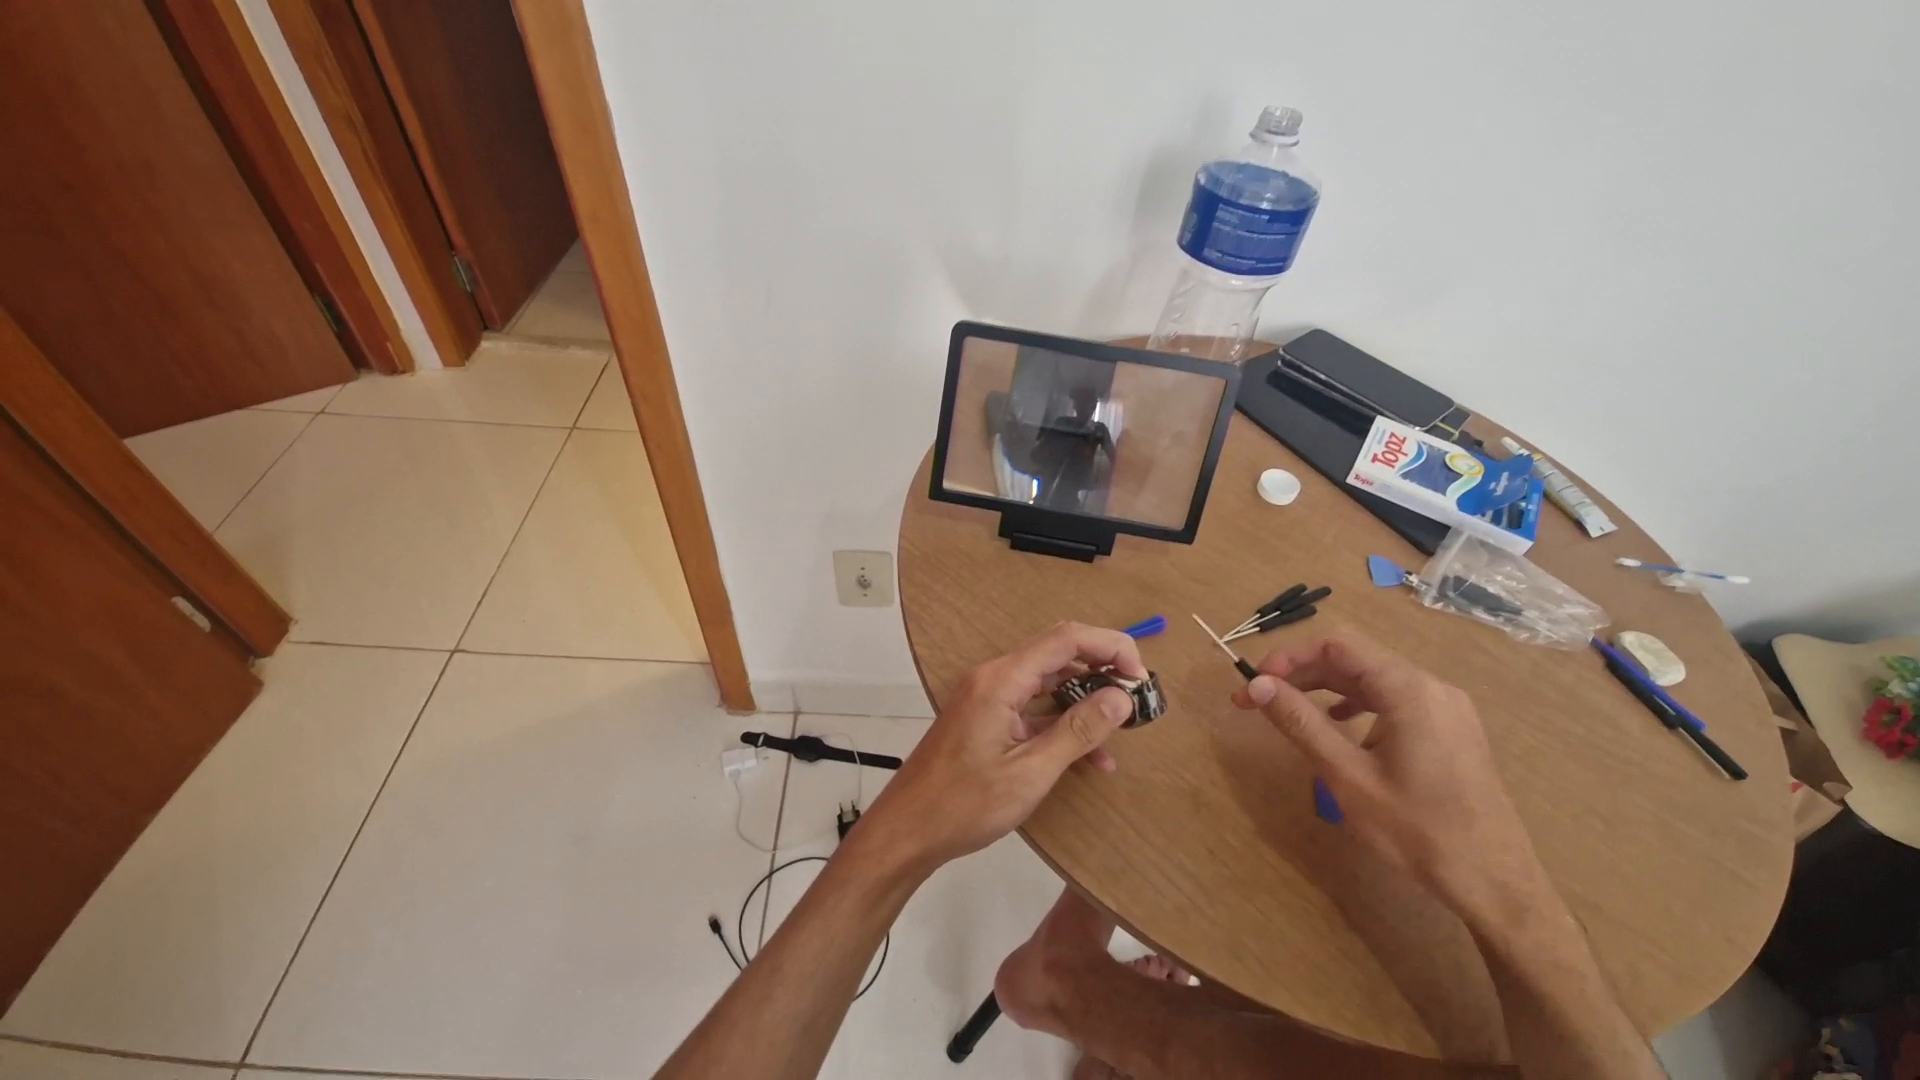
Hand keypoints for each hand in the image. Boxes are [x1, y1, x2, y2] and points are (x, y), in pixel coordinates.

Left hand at [858, 623, 1145, 874]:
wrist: (907, 831)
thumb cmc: (964, 804)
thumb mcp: (1030, 772)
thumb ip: (1077, 731)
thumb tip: (1122, 696)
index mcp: (1001, 680)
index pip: (1066, 638)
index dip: (1110, 647)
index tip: (1140, 677)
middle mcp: (993, 678)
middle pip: (1058, 654)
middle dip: (1102, 669)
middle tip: (1137, 699)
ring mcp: (988, 699)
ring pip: (1048, 682)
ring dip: (1085, 700)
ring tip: (1120, 727)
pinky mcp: (986, 720)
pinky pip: (1032, 709)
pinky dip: (1062, 724)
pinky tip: (1090, 756)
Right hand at [1232, 632, 1544, 916]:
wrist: (1494, 880)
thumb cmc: (1415, 829)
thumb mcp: (1346, 775)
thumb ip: (1300, 723)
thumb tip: (1257, 686)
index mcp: (1408, 689)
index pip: (1337, 646)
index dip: (1289, 657)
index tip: (1255, 684)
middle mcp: (1431, 686)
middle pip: (1354, 659)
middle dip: (1301, 673)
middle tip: (1259, 700)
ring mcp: (1446, 707)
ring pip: (1374, 679)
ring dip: (1326, 688)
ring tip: (1291, 712)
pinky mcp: (1451, 729)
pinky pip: (1395, 699)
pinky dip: (1358, 703)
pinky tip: (1340, 725)